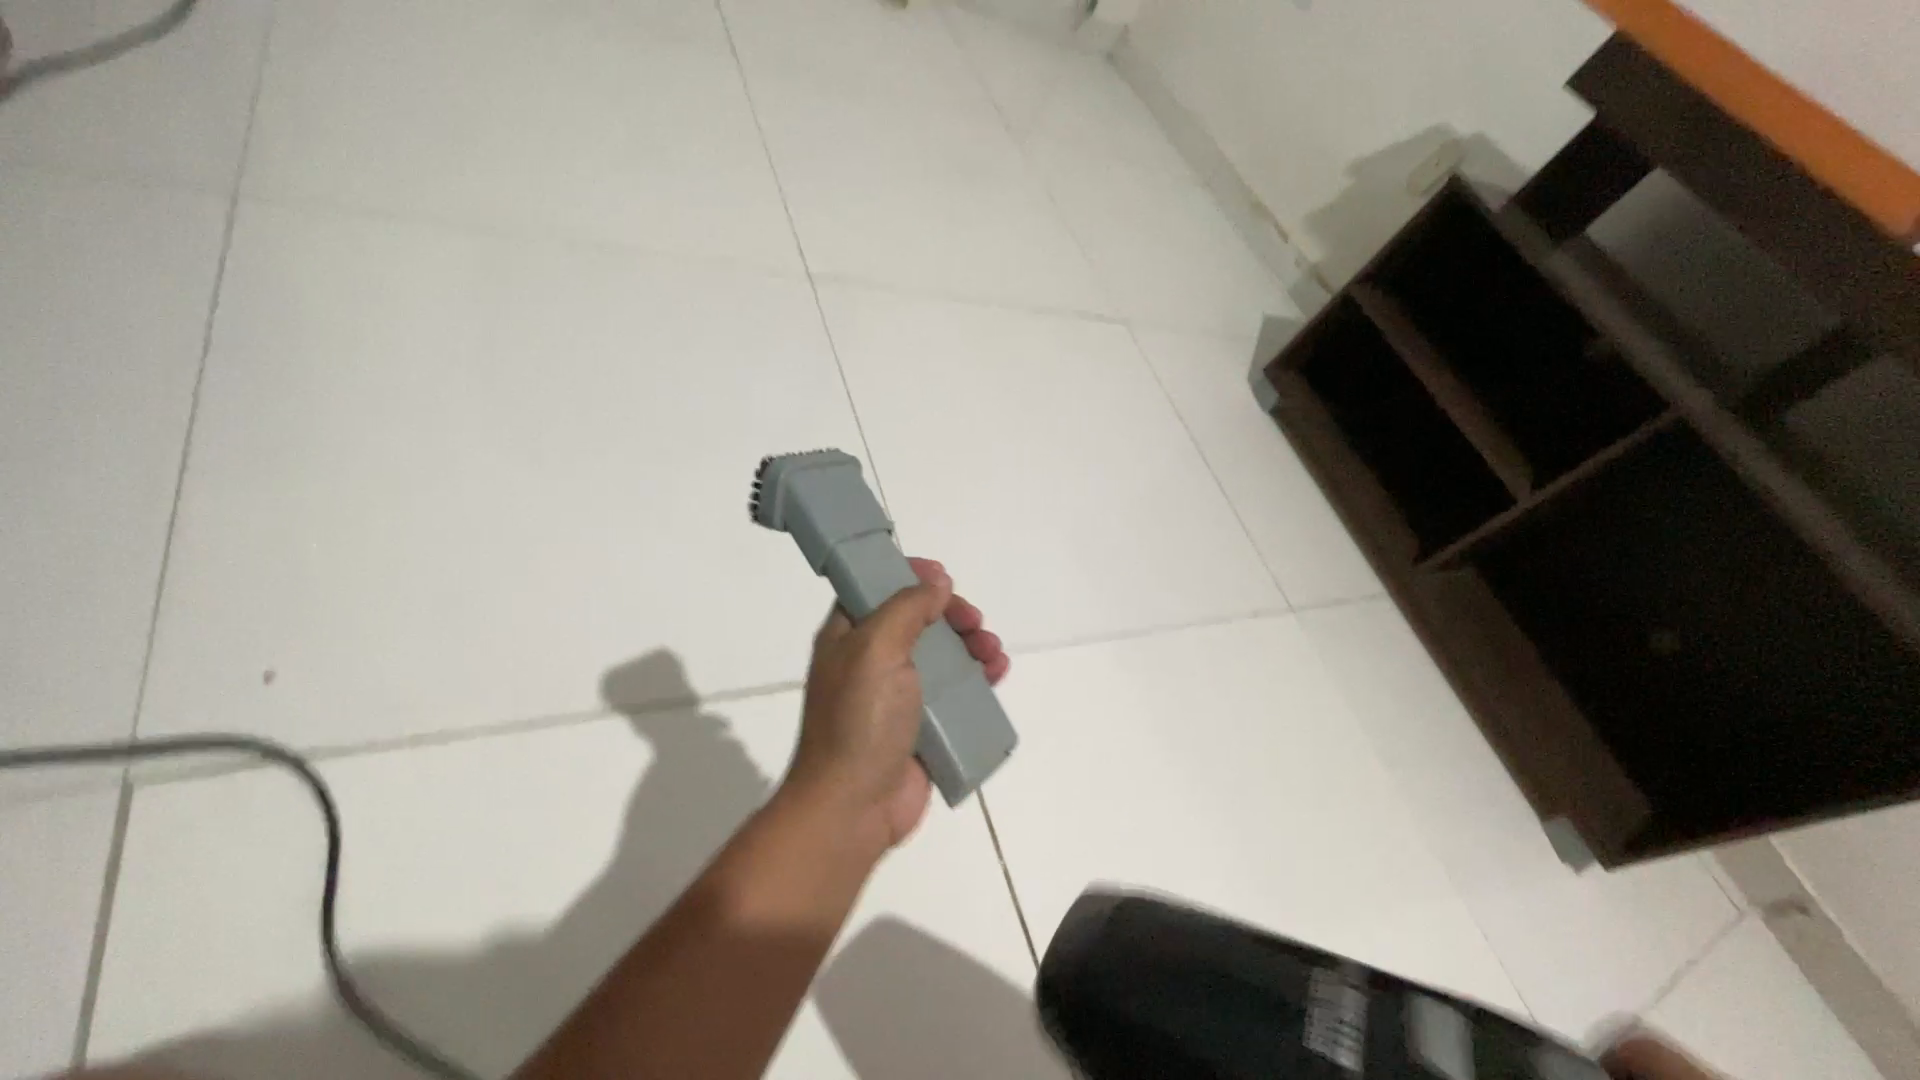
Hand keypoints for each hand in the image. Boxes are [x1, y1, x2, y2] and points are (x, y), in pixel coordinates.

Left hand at [785, 558, 1008, 849]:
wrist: (853, 807)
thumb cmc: (859, 720)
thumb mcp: (876, 649)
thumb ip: (906, 608)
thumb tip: (936, 583)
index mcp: (848, 636)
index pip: (876, 588)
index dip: (909, 577)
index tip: (943, 577)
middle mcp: (871, 661)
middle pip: (918, 620)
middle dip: (951, 614)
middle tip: (973, 621)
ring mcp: (898, 696)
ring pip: (943, 655)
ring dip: (972, 644)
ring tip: (993, 651)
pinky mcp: (923, 726)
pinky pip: (956, 693)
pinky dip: (979, 678)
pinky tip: (998, 672)